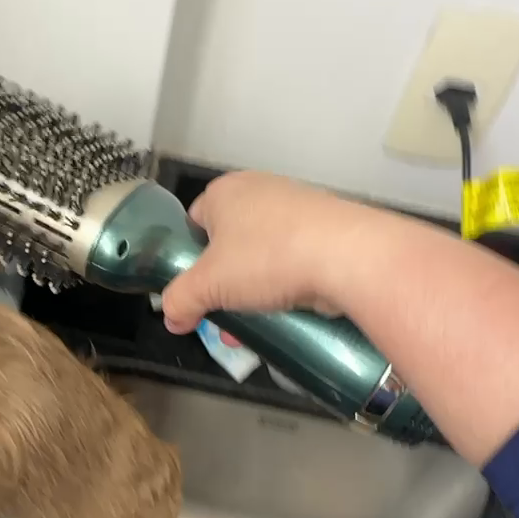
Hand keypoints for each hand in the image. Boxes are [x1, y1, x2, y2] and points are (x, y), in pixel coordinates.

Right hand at [159, 172, 403, 335]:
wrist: (347, 257)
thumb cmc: (265, 259)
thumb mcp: (206, 285)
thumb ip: (179, 301)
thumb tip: (171, 318)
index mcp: (225, 191)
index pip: (191, 224)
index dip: (188, 260)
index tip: (194, 291)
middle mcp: (259, 190)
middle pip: (226, 246)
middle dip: (220, 286)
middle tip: (221, 317)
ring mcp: (295, 208)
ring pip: (257, 258)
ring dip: (248, 294)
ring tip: (251, 326)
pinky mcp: (322, 230)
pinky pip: (288, 262)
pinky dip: (280, 288)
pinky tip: (282, 313)